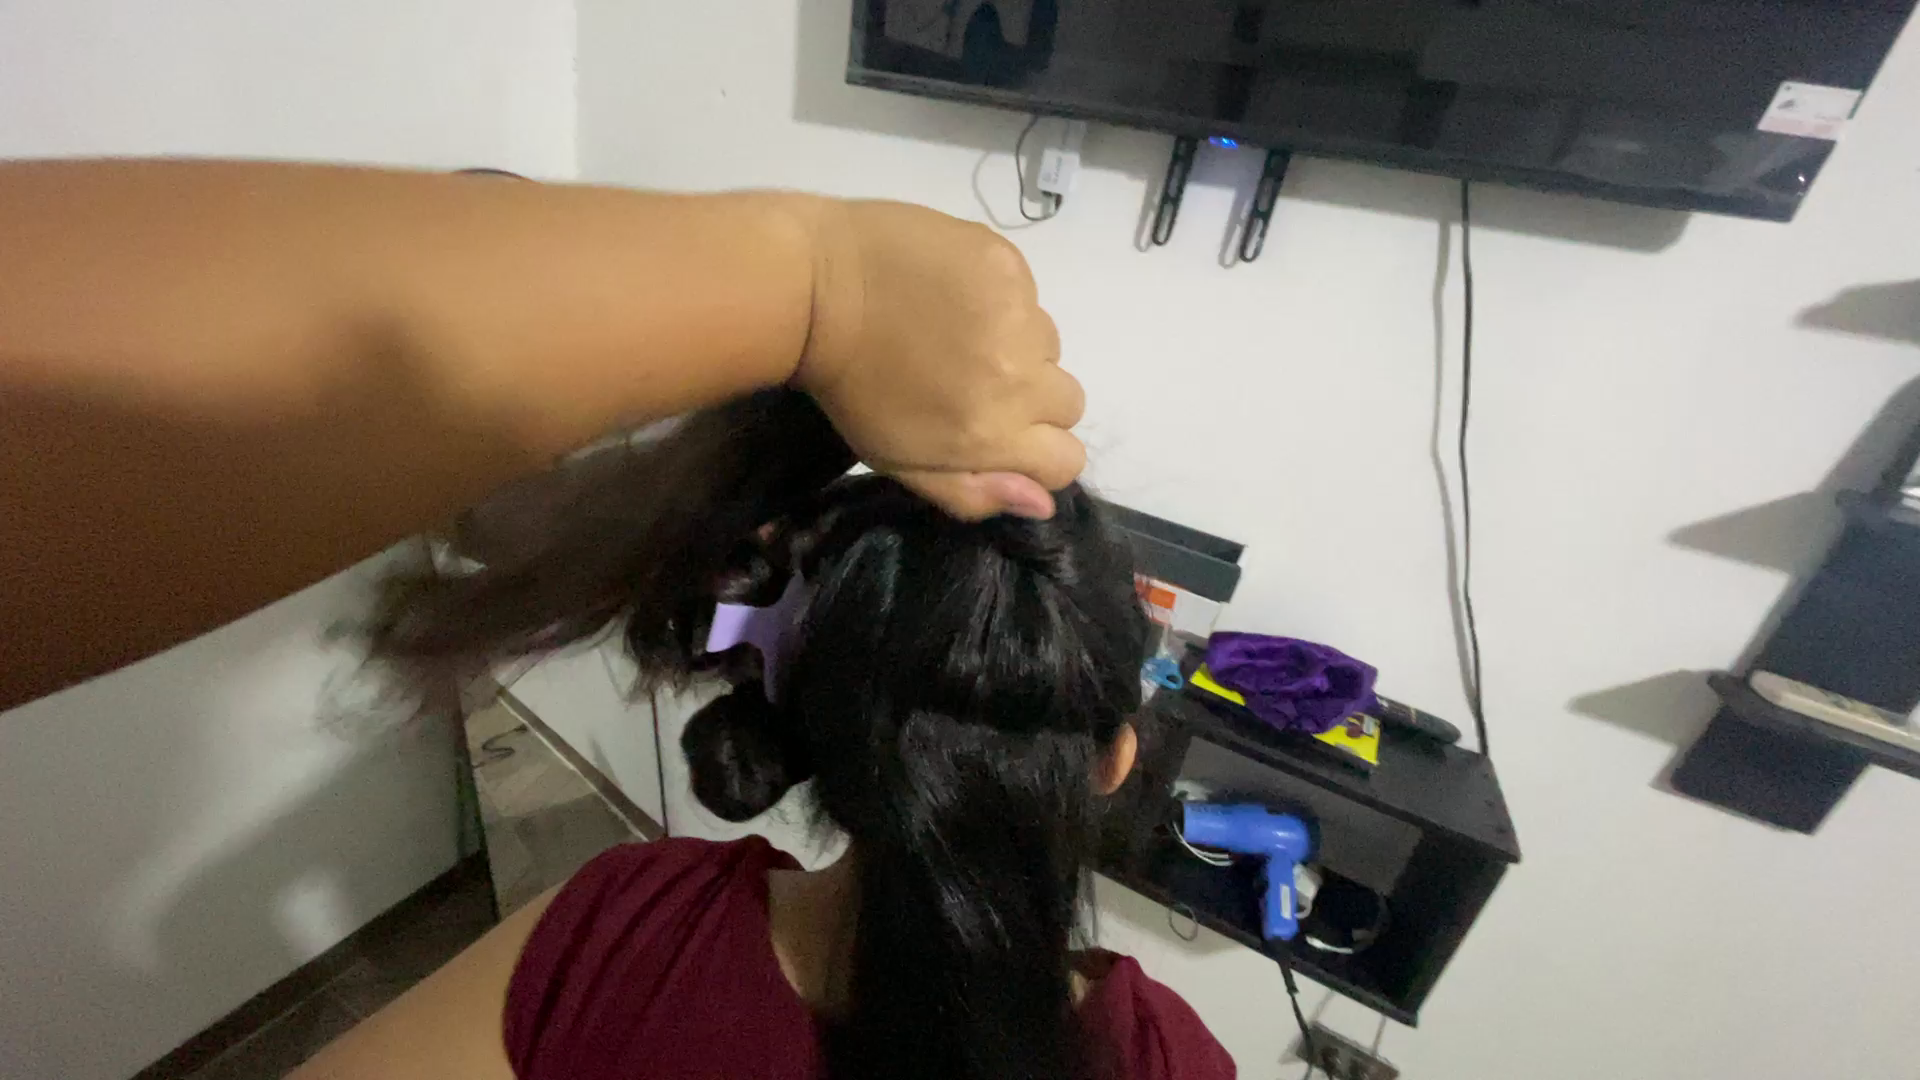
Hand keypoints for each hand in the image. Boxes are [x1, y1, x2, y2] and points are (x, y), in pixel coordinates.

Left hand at [792, 199, 1085, 519]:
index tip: (1003, 436)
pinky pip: (1030, 296)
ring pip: (1051, 347)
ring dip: (1020, 350)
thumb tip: (1044, 503)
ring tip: (961, 336)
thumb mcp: (902, 463)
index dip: (1039, 455)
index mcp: (993, 433)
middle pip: (1068, 404)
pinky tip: (955, 297)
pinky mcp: (1007, 264)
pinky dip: (1004, 303)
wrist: (815, 291)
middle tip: (978, 383)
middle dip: (1034, 403)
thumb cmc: (854, 391)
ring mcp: (1018, 314)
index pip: (1067, 460)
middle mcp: (1018, 377)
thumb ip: (975, 492)